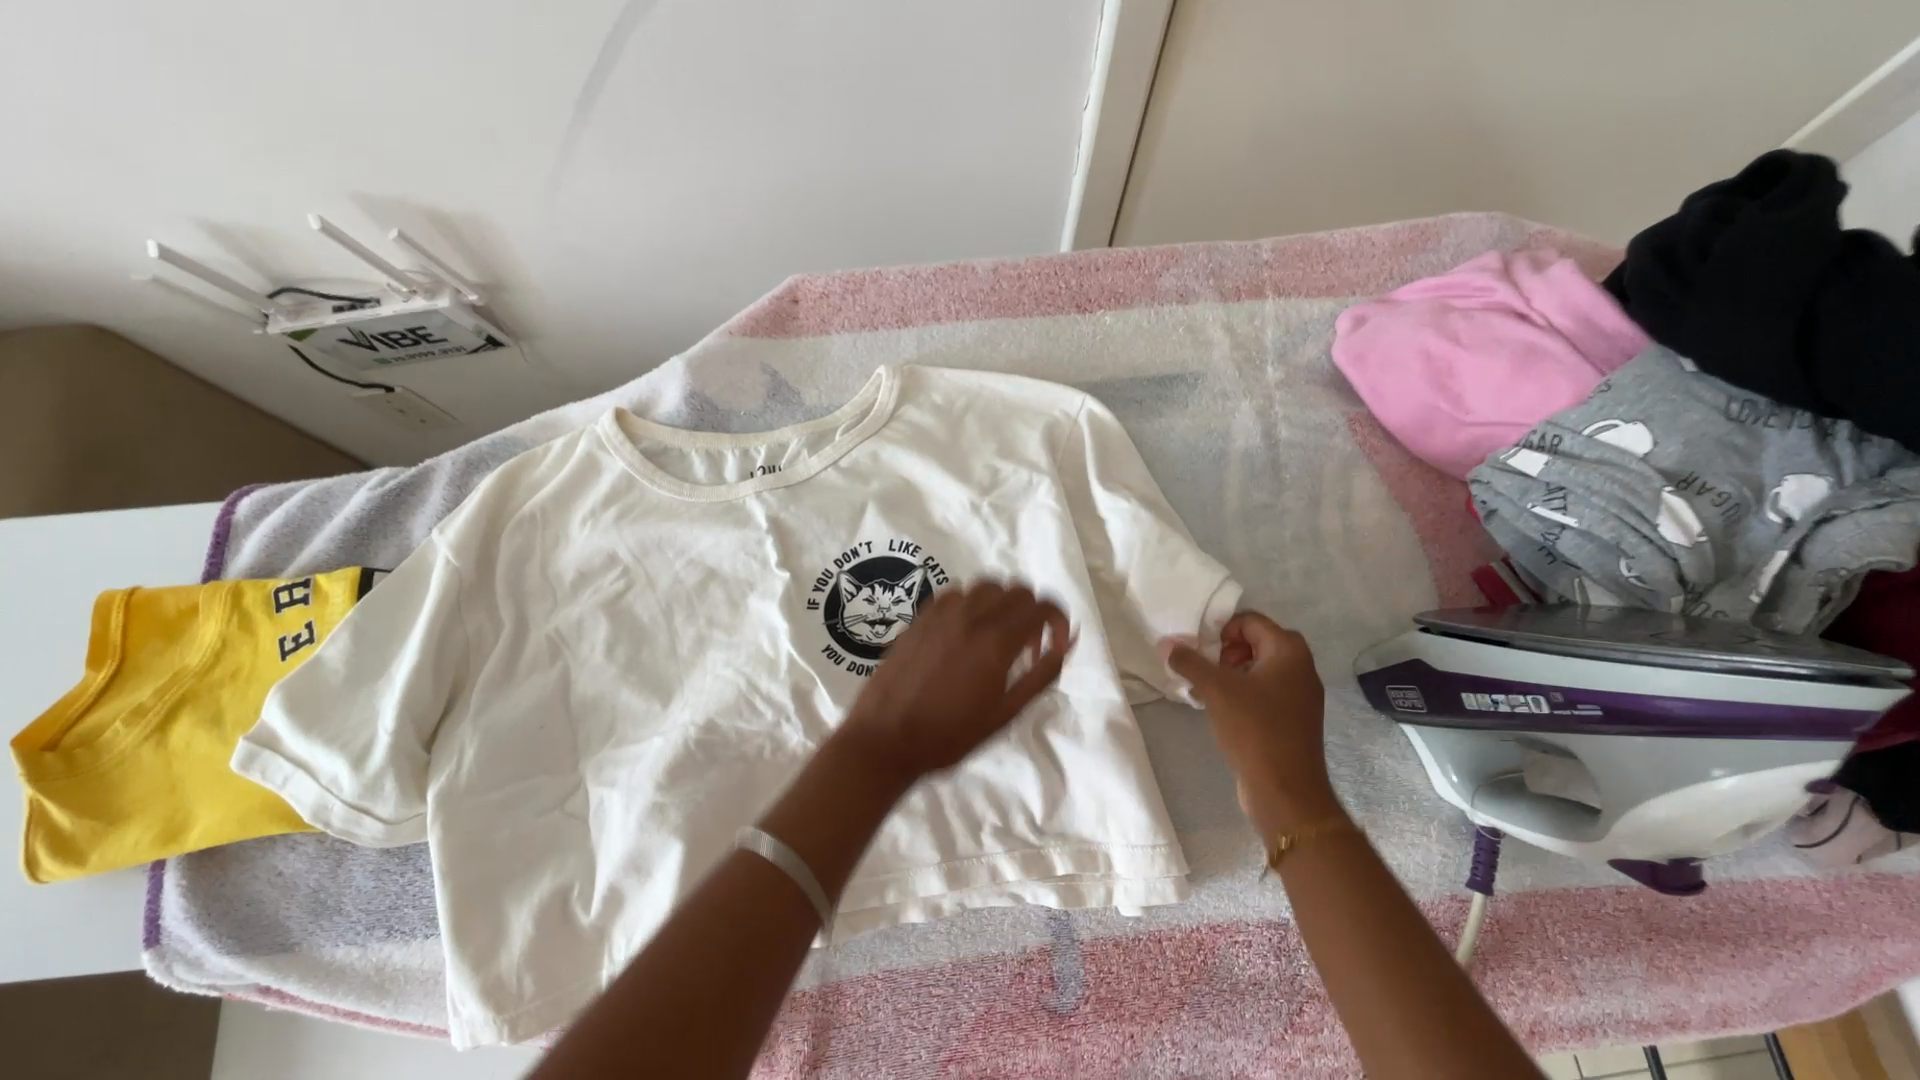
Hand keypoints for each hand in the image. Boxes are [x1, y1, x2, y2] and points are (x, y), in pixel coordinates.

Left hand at [834, 581, 1073, 783]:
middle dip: (1033, 613)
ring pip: (986, 587)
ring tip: (998, 638)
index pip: (1043, 606)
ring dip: (1002, 605)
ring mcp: (941, 613)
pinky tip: (965, 635)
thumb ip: (1042, 674)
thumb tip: (1068, 641)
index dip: (1059, 620)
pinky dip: (972, 606)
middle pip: (1017, 590)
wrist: (885, 739)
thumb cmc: (950, 736)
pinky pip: (955, 594)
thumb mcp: (1006, 713)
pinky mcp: (919, 617)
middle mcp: (971, 616)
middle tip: (1029, 648)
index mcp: (997, 641)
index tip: (1057, 643)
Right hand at [1163, 611, 1340, 837]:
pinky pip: (1266, 692)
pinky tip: (1222, 711)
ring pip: (1260, 669)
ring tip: (1207, 691)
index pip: (1250, 621)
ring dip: (1231, 673)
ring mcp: (1301, 695)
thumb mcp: (1215, 690)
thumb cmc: (1254, 729)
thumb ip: (1189, 662)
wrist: (1286, 790)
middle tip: (1204, 670)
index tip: (1199, 651)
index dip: (1220, 629)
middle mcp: (1301, 667)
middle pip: (1257, 642)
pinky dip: (1243, 693)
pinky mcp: (1295, 719)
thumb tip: (1166, 643)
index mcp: (1289, 651)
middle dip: (1225, 651)